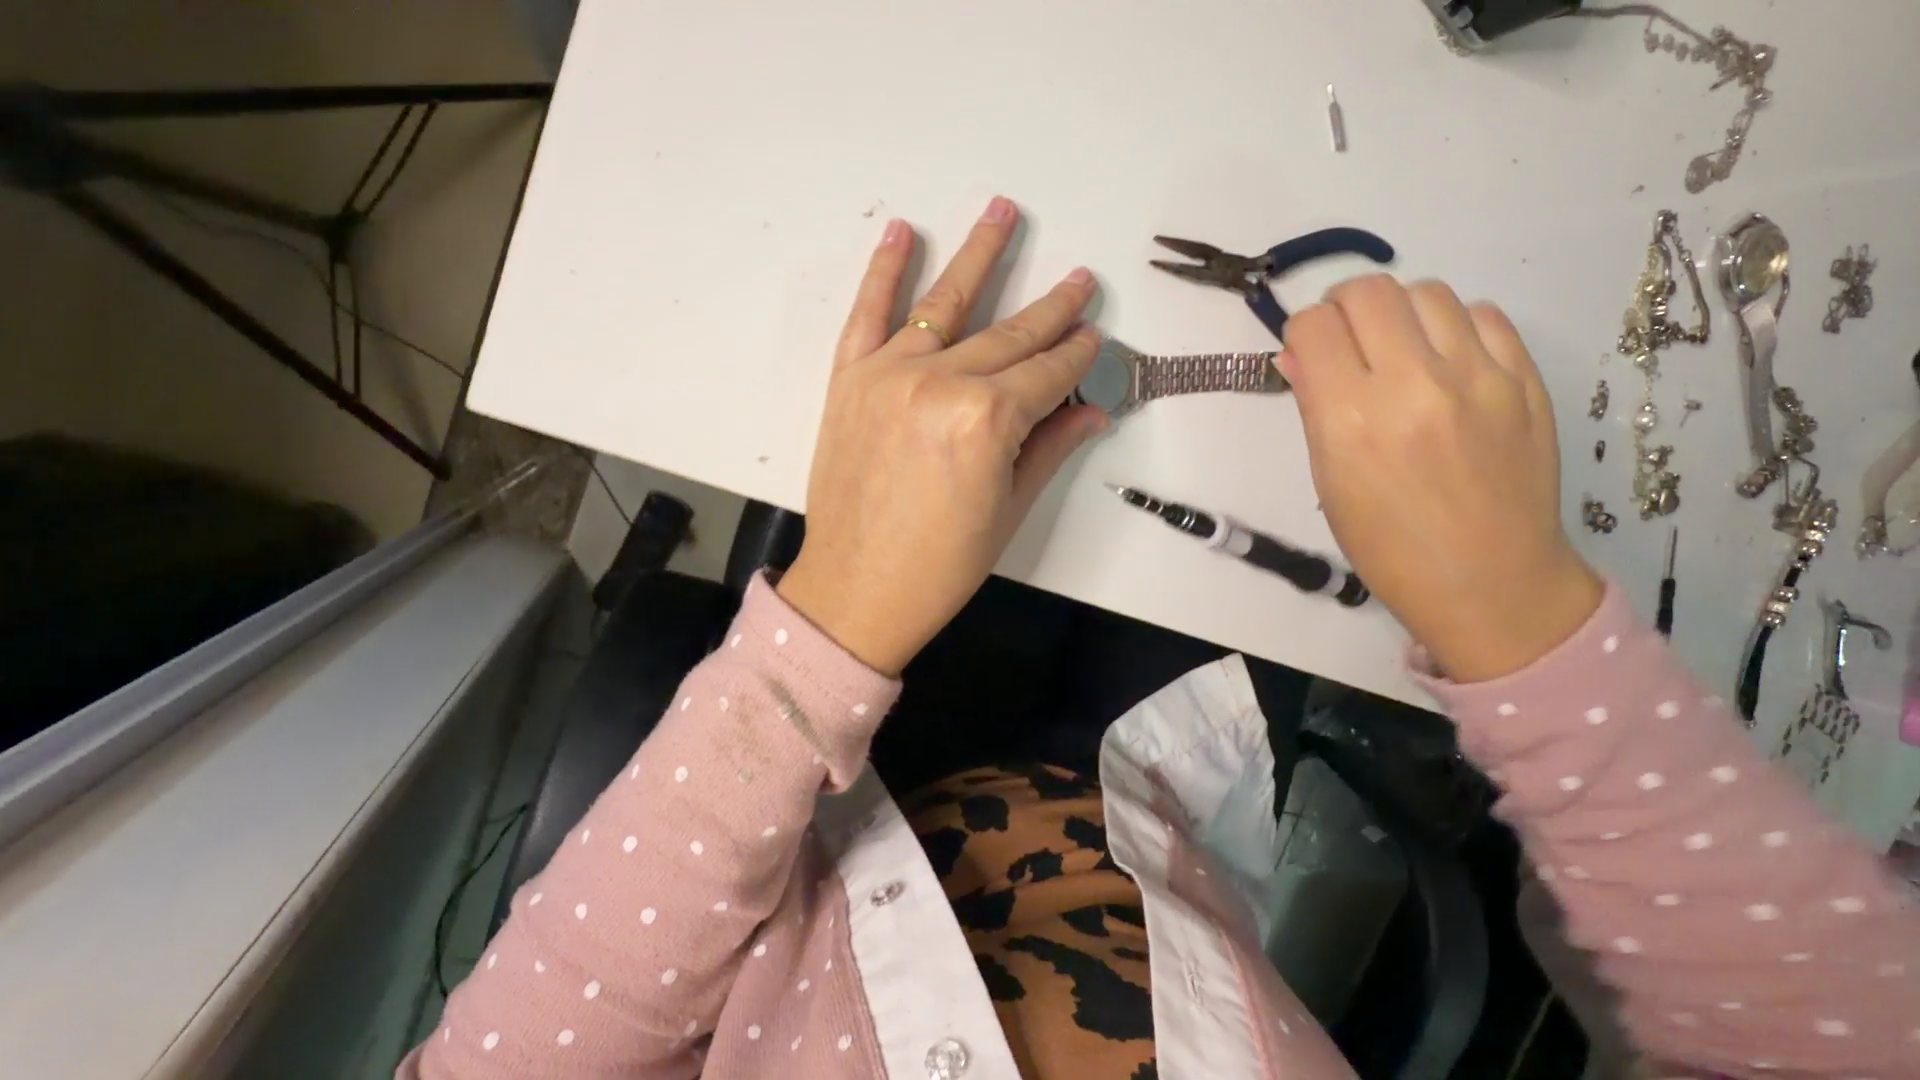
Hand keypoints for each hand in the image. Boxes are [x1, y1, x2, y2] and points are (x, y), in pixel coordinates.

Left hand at [777, 198, 1108, 675]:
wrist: (856, 591)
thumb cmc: (940, 566)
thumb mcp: (1008, 509)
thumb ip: (1050, 447)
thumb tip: (1092, 410)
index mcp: (987, 419)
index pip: (1047, 372)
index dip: (1078, 355)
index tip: (1096, 335)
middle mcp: (940, 382)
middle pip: (1009, 336)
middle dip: (1052, 309)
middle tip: (1081, 280)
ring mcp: (889, 374)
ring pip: (944, 304)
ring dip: (979, 255)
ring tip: (1003, 211)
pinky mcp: (850, 380)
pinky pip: (868, 314)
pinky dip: (884, 272)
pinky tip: (902, 234)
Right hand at [1280, 276, 1602, 682]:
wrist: (1489, 582)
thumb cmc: (1388, 545)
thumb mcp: (1330, 482)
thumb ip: (1314, 409)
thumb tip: (1301, 355)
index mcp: (1351, 420)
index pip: (1314, 327)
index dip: (1304, 334)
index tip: (1311, 354)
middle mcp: (1412, 384)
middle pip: (1369, 292)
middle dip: (1344, 308)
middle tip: (1348, 338)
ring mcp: (1477, 377)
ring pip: (1427, 292)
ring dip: (1400, 312)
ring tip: (1400, 347)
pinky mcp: (1524, 379)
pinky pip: (1483, 314)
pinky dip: (1454, 325)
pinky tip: (1448, 359)